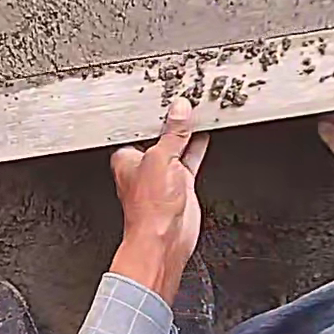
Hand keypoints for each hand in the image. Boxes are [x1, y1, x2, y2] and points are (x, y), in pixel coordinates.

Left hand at [110, 99, 209, 302]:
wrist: (164, 240)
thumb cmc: (149, 209)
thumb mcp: (160, 159)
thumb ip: (172, 133)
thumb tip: (179, 110)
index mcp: (127, 157)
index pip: (140, 125)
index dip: (153, 111)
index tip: (167, 93)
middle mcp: (143, 165)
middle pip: (159, 133)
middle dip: (171, 119)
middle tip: (187, 96)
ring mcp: (163, 174)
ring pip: (177, 144)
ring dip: (187, 130)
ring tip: (200, 108)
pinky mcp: (180, 183)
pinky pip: (190, 157)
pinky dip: (198, 145)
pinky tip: (206, 131)